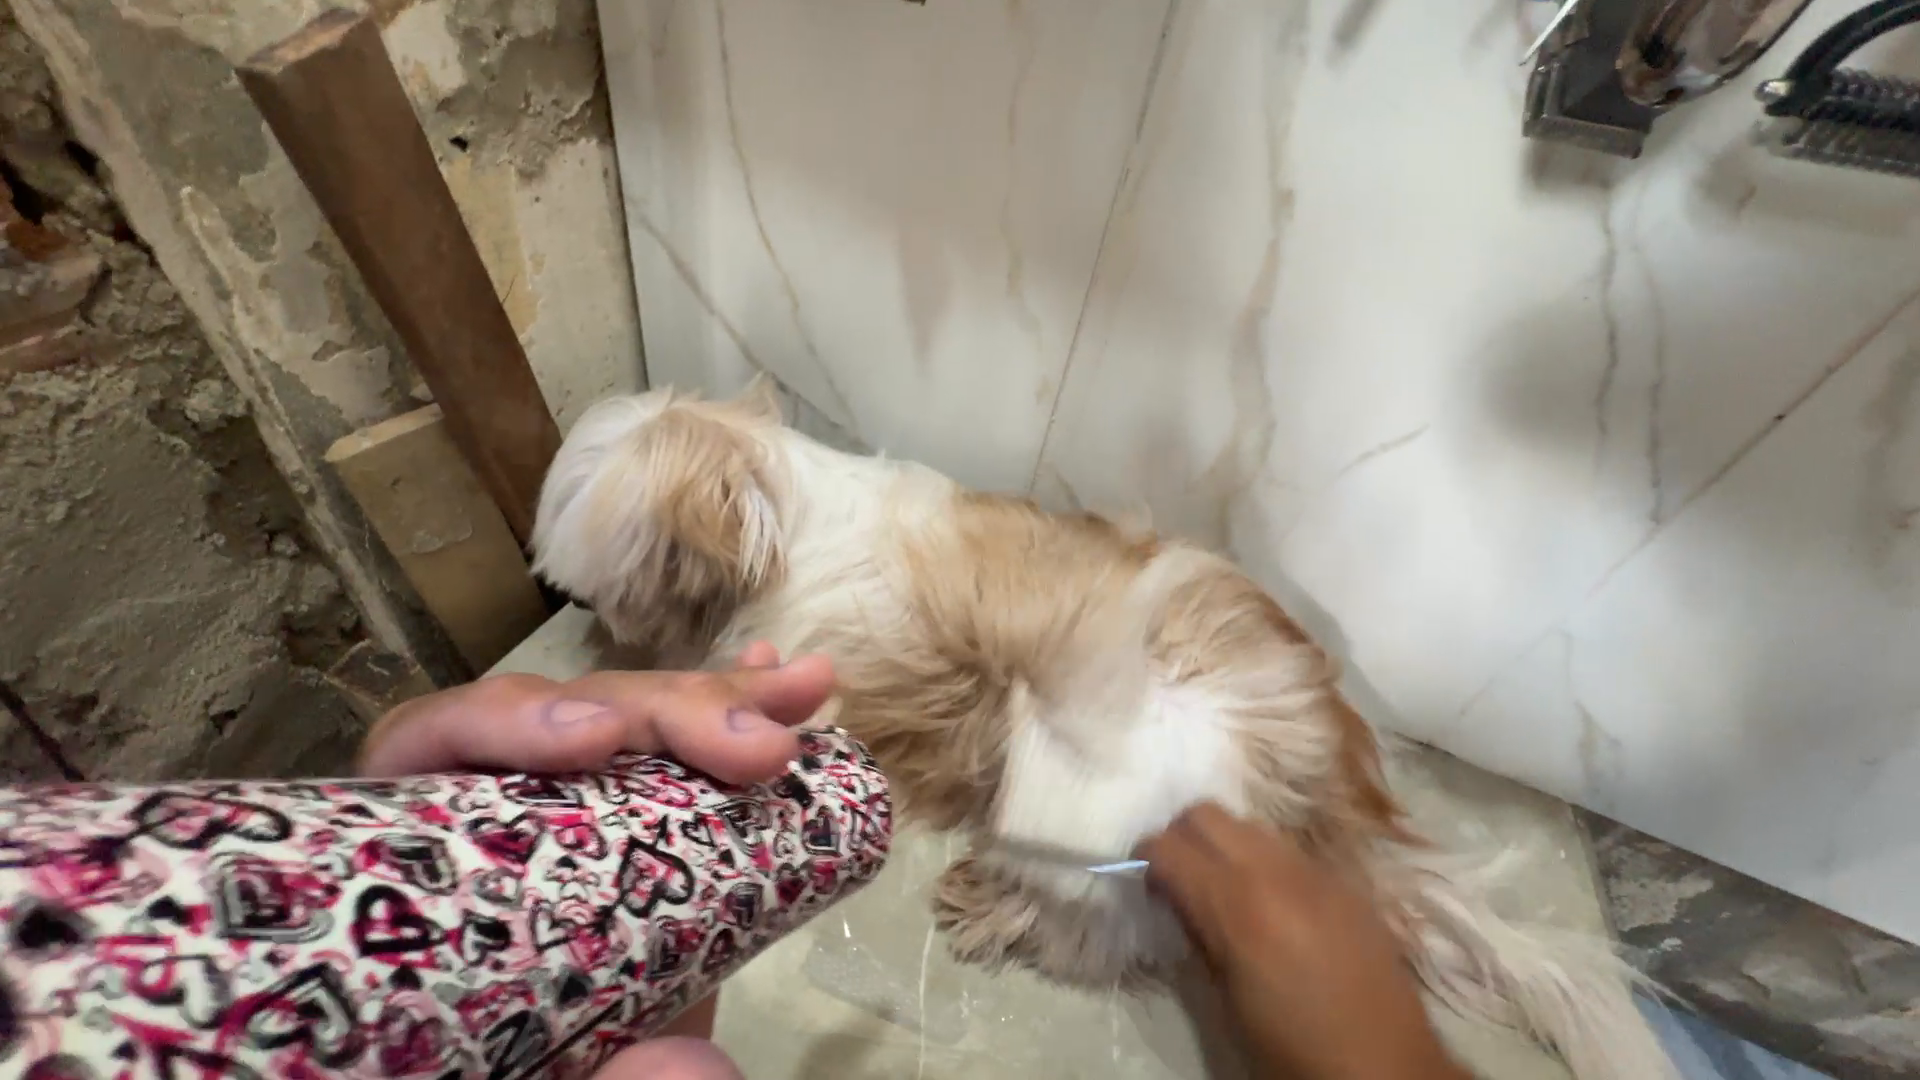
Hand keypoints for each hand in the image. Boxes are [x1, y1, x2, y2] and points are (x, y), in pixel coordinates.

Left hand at [359, 642, 831, 1079]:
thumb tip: (689, 1071)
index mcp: (434, 860)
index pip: (440, 743)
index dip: (513, 719)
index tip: (605, 740)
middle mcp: (511, 813)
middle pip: (579, 716)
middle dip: (677, 712)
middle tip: (765, 749)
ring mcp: (592, 814)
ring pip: (654, 723)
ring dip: (732, 700)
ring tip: (807, 687)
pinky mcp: (656, 828)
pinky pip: (697, 750)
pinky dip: (741, 711)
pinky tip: (782, 677)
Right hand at [1139, 804, 1469, 1079]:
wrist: (1389, 1073)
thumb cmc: (1293, 1050)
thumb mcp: (1225, 1002)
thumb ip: (1195, 934)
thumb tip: (1174, 897)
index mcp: (1236, 905)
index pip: (1167, 846)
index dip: (1145, 857)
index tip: (1146, 881)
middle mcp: (1272, 872)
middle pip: (1205, 813)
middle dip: (1181, 835)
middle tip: (1180, 874)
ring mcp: (1313, 871)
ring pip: (1247, 824)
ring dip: (1224, 842)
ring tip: (1225, 883)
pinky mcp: (1344, 882)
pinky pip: (1288, 849)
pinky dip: (1264, 860)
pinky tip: (1271, 901)